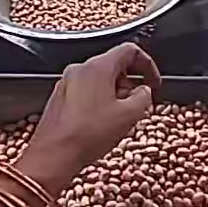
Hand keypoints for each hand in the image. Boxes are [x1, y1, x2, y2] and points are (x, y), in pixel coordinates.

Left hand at [17, 43, 160, 190]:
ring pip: (99, 80)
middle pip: (114, 65)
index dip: (148, 65)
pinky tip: (101, 124)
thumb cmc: (89, 134)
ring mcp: (66, 83)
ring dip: (115, 94)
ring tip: (119, 118)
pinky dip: (99, 102)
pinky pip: (85, 92)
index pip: (130, 50)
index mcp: (98, 67)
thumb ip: (144, 97)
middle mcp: (79, 70)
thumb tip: (144, 91)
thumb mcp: (129, 116)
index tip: (153, 84)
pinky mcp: (60, 98)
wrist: (54, 155)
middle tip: (137, 105)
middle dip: (130, 83)